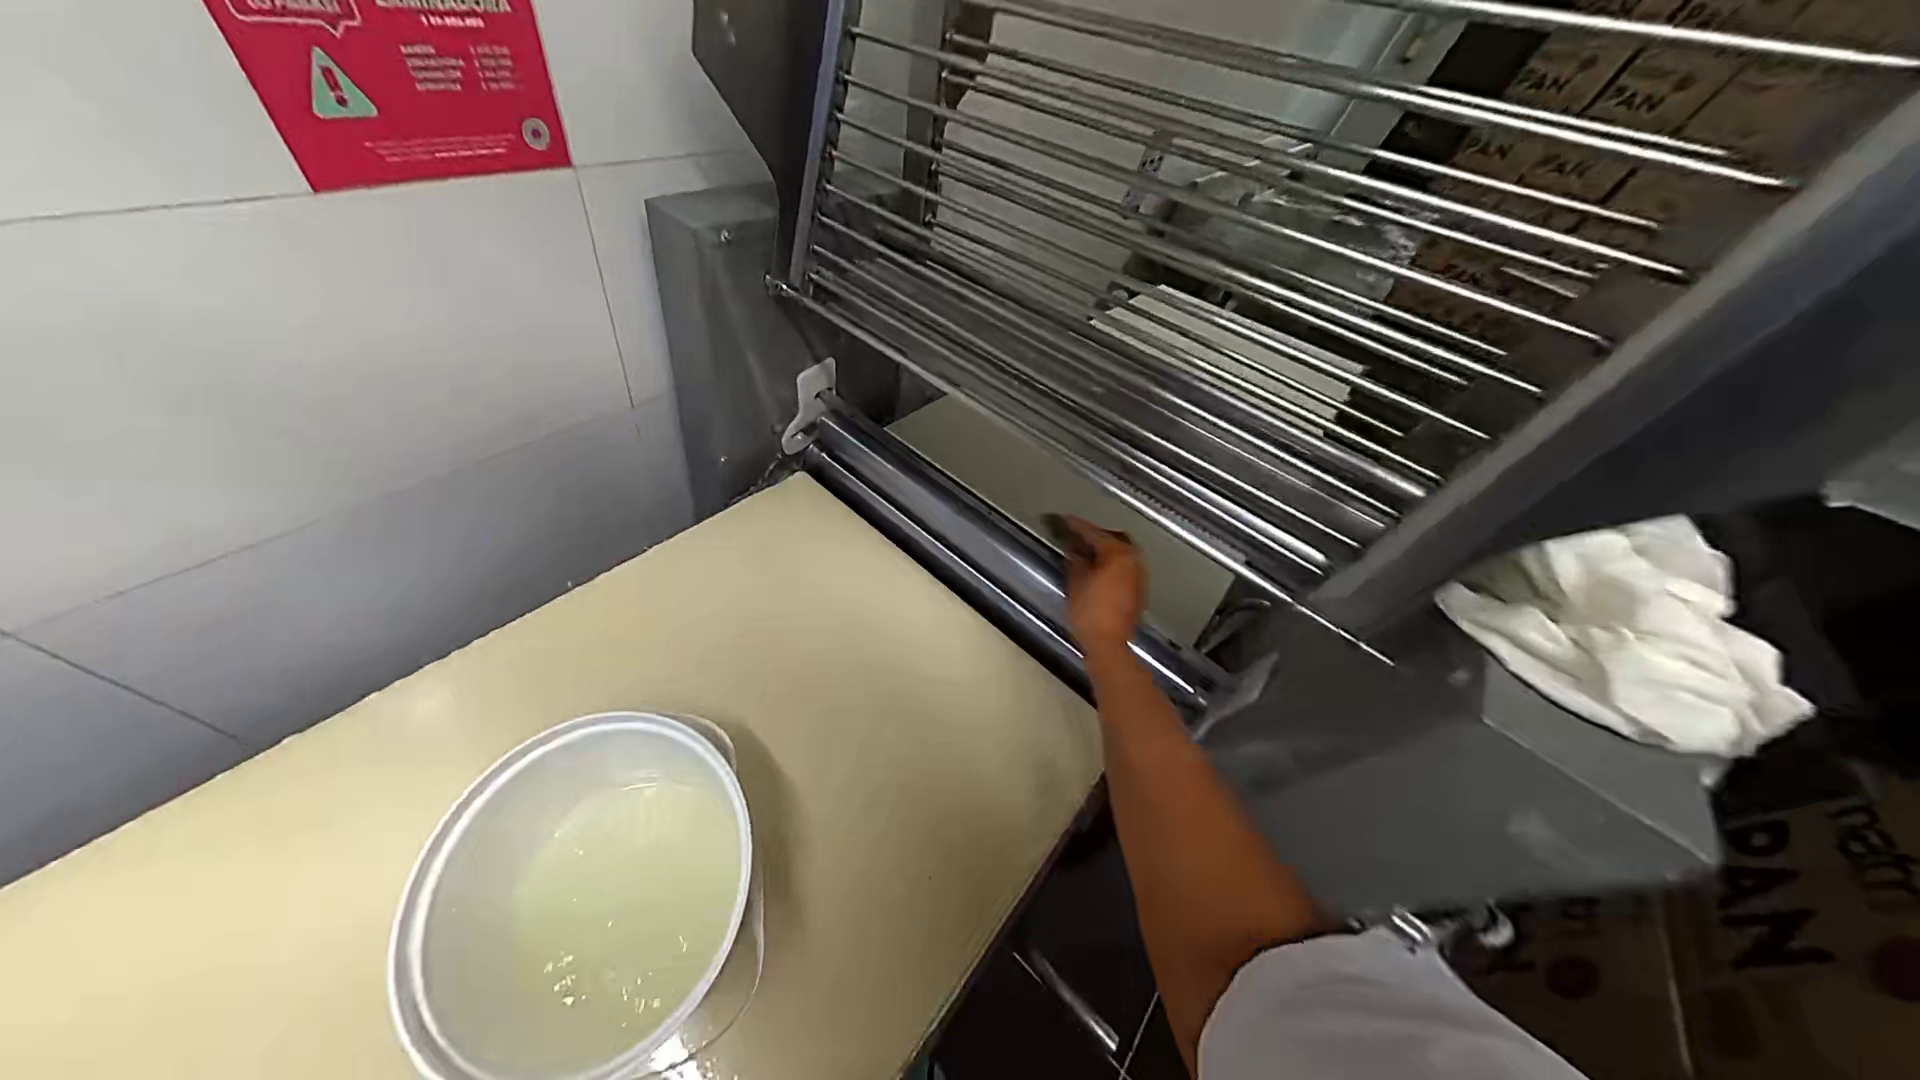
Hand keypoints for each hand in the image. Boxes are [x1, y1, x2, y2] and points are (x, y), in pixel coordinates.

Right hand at [1058, 514, 1145, 654]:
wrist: (1109, 645)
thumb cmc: (1090, 613)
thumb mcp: (1076, 584)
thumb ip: (1076, 562)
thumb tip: (1074, 551)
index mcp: (1118, 555)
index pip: (1095, 534)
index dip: (1078, 526)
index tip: (1066, 520)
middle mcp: (1133, 561)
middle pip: (1114, 539)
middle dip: (1096, 536)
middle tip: (1077, 535)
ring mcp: (1139, 576)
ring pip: (1121, 553)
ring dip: (1105, 551)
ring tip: (1085, 552)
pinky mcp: (1138, 590)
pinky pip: (1125, 567)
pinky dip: (1111, 563)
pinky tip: (1097, 569)